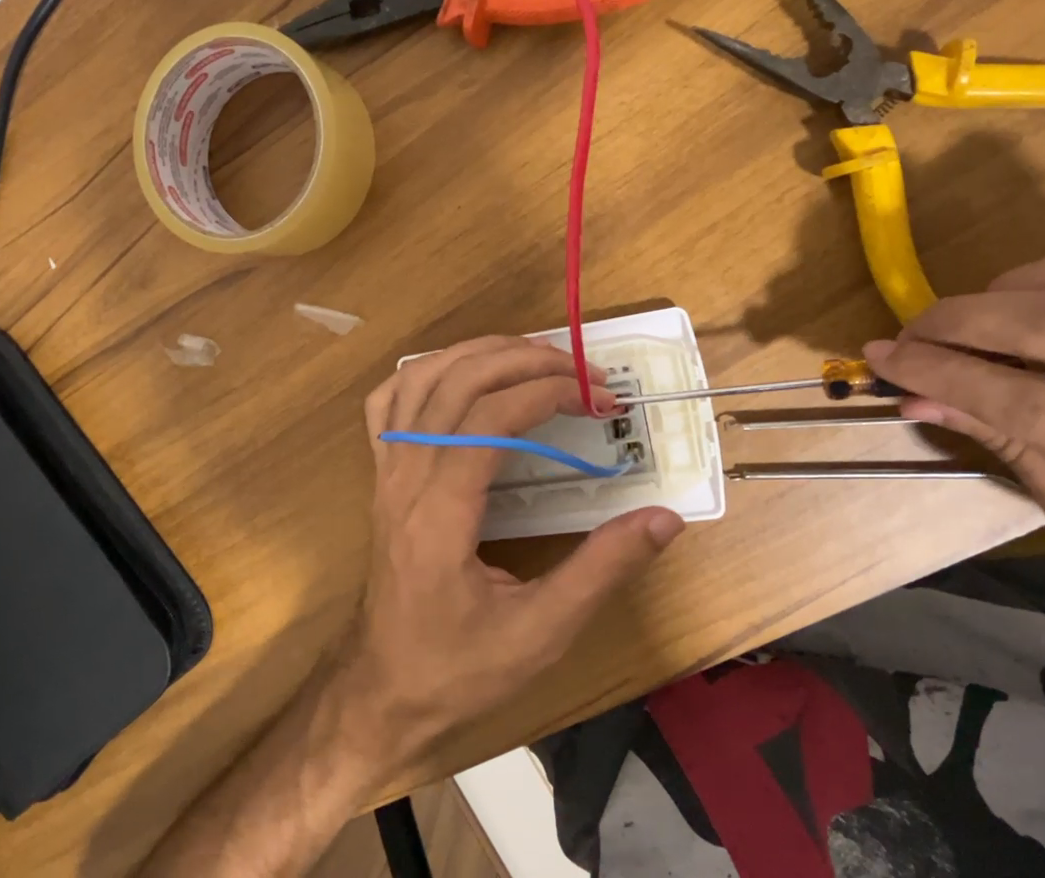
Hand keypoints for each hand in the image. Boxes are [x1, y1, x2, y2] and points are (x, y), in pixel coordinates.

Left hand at [137, 338, 683, 877]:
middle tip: (578, 366)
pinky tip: (457, 373)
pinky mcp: (380, 481)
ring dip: (473, 354)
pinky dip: (422, 375)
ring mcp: (384, 477)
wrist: (385, 691)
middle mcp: (403, 481)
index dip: (546, 392)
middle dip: (519, 361)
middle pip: (453, 387)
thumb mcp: (542, 632)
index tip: (600, 395)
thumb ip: (601, 569)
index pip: (488, 420)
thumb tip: (664, 518)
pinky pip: (386, 408)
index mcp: (440, 515)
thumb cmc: (459, 668)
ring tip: (530, 352)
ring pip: (416, 384)